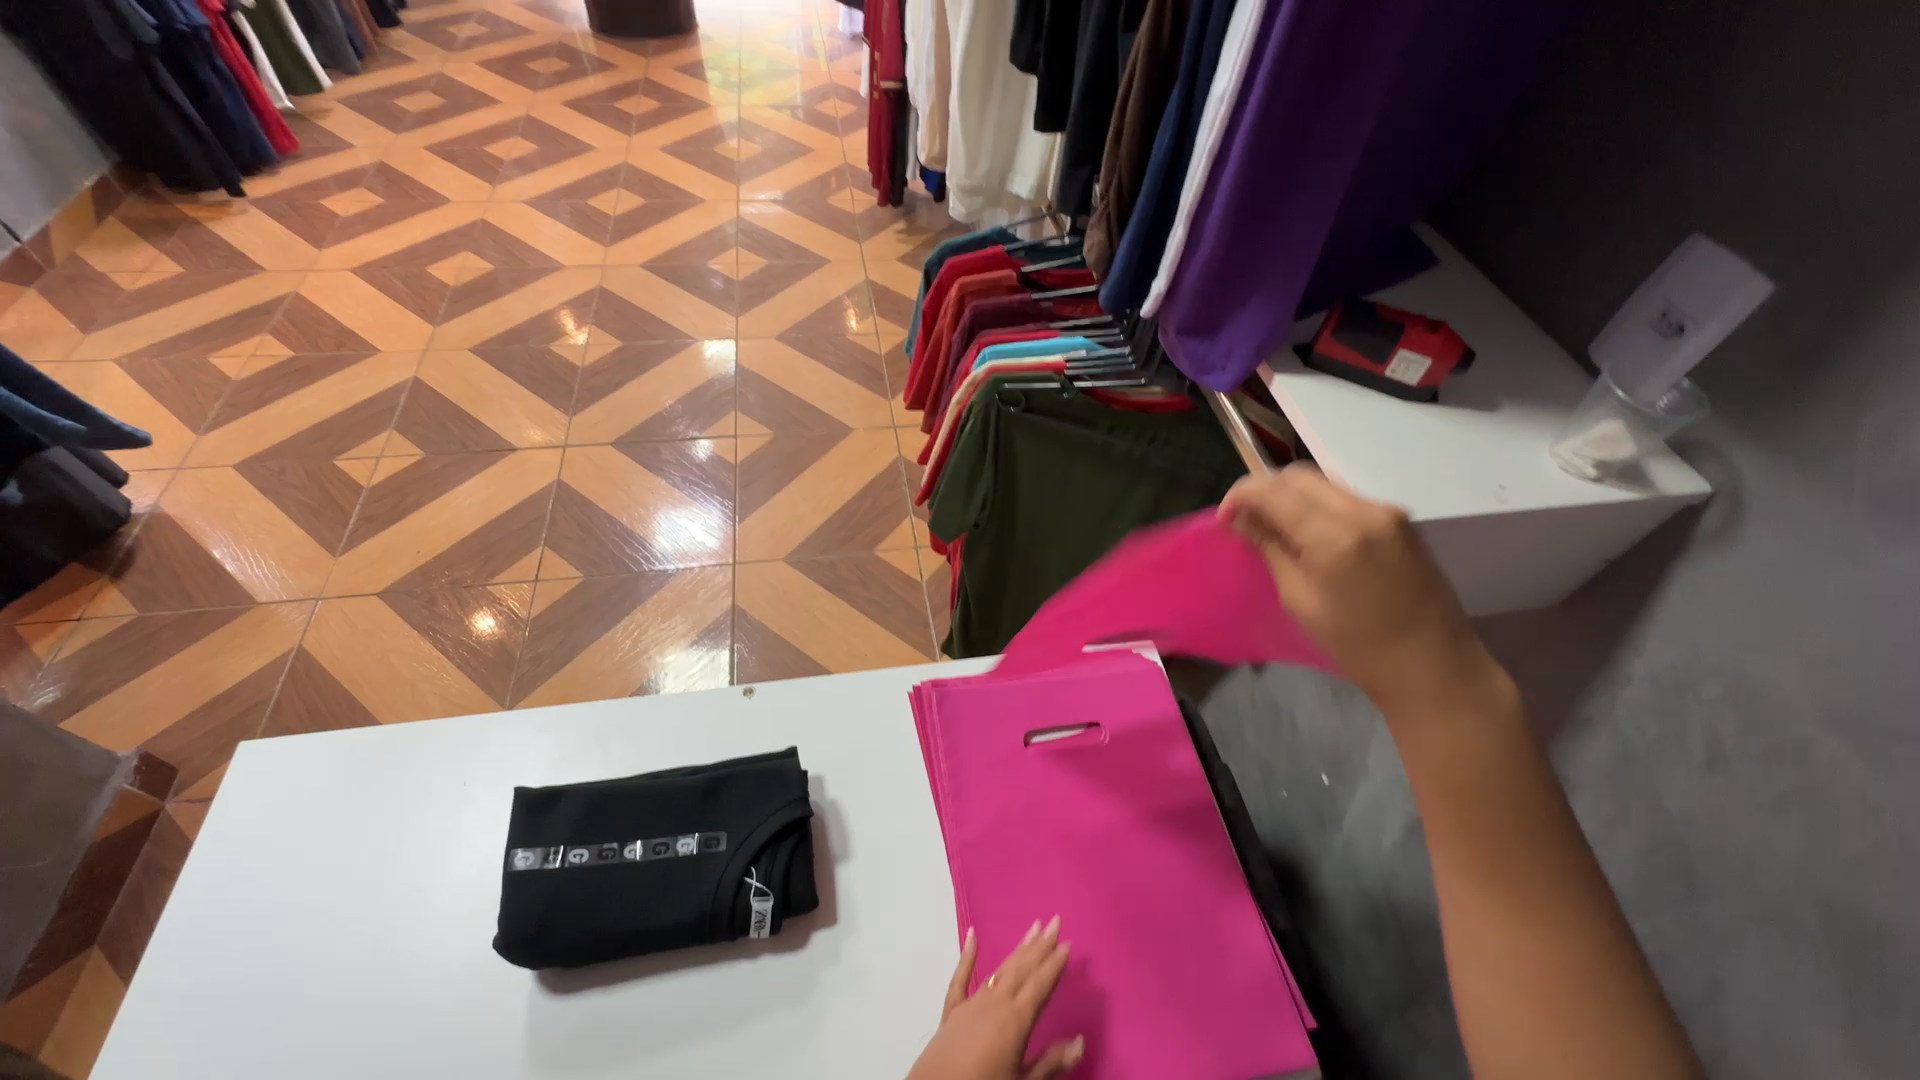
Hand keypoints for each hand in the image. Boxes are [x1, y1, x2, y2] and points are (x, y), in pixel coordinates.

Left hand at [906, 918, 1083, 1079]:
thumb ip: (1051, 1062)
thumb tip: (1081, 1041)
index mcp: (1016, 1019)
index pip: (1041, 985)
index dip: (1055, 964)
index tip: (1067, 942)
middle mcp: (996, 1002)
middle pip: (1022, 968)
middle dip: (1040, 945)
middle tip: (1054, 920)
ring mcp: (972, 1003)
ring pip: (1000, 969)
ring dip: (1018, 948)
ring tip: (1033, 927)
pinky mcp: (951, 1010)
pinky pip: (960, 978)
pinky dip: (967, 955)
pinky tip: (972, 935)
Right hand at [1220, 464, 1494, 713]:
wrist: (1432, 664)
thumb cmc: (1358, 645)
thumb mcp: (1300, 600)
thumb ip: (1271, 549)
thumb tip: (1240, 519)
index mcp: (1335, 535)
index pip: (1273, 490)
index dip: (1240, 496)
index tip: (1224, 519)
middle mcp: (1364, 510)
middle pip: (1299, 476)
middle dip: (1264, 490)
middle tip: (1245, 521)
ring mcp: (1388, 510)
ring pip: (1323, 483)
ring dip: (1292, 497)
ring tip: (1274, 527)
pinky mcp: (1401, 519)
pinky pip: (1346, 498)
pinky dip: (1318, 506)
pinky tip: (1309, 533)